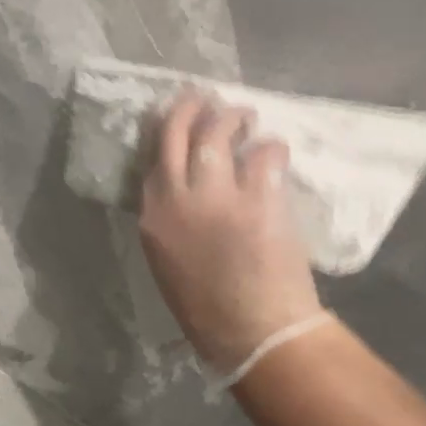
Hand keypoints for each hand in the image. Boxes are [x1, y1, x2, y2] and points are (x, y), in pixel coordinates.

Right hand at [139, 91, 322, 374]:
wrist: (251, 329)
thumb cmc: (206, 307)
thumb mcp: (167, 259)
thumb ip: (170, 219)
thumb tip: (185, 188)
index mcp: (152, 217)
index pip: (152, 157)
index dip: (165, 129)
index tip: (177, 116)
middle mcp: (177, 198)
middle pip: (178, 132)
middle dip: (191, 105)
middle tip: (205, 95)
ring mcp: (218, 195)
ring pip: (219, 132)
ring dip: (233, 117)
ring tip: (245, 117)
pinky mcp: (260, 197)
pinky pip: (265, 153)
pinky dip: (270, 147)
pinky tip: (274, 152)